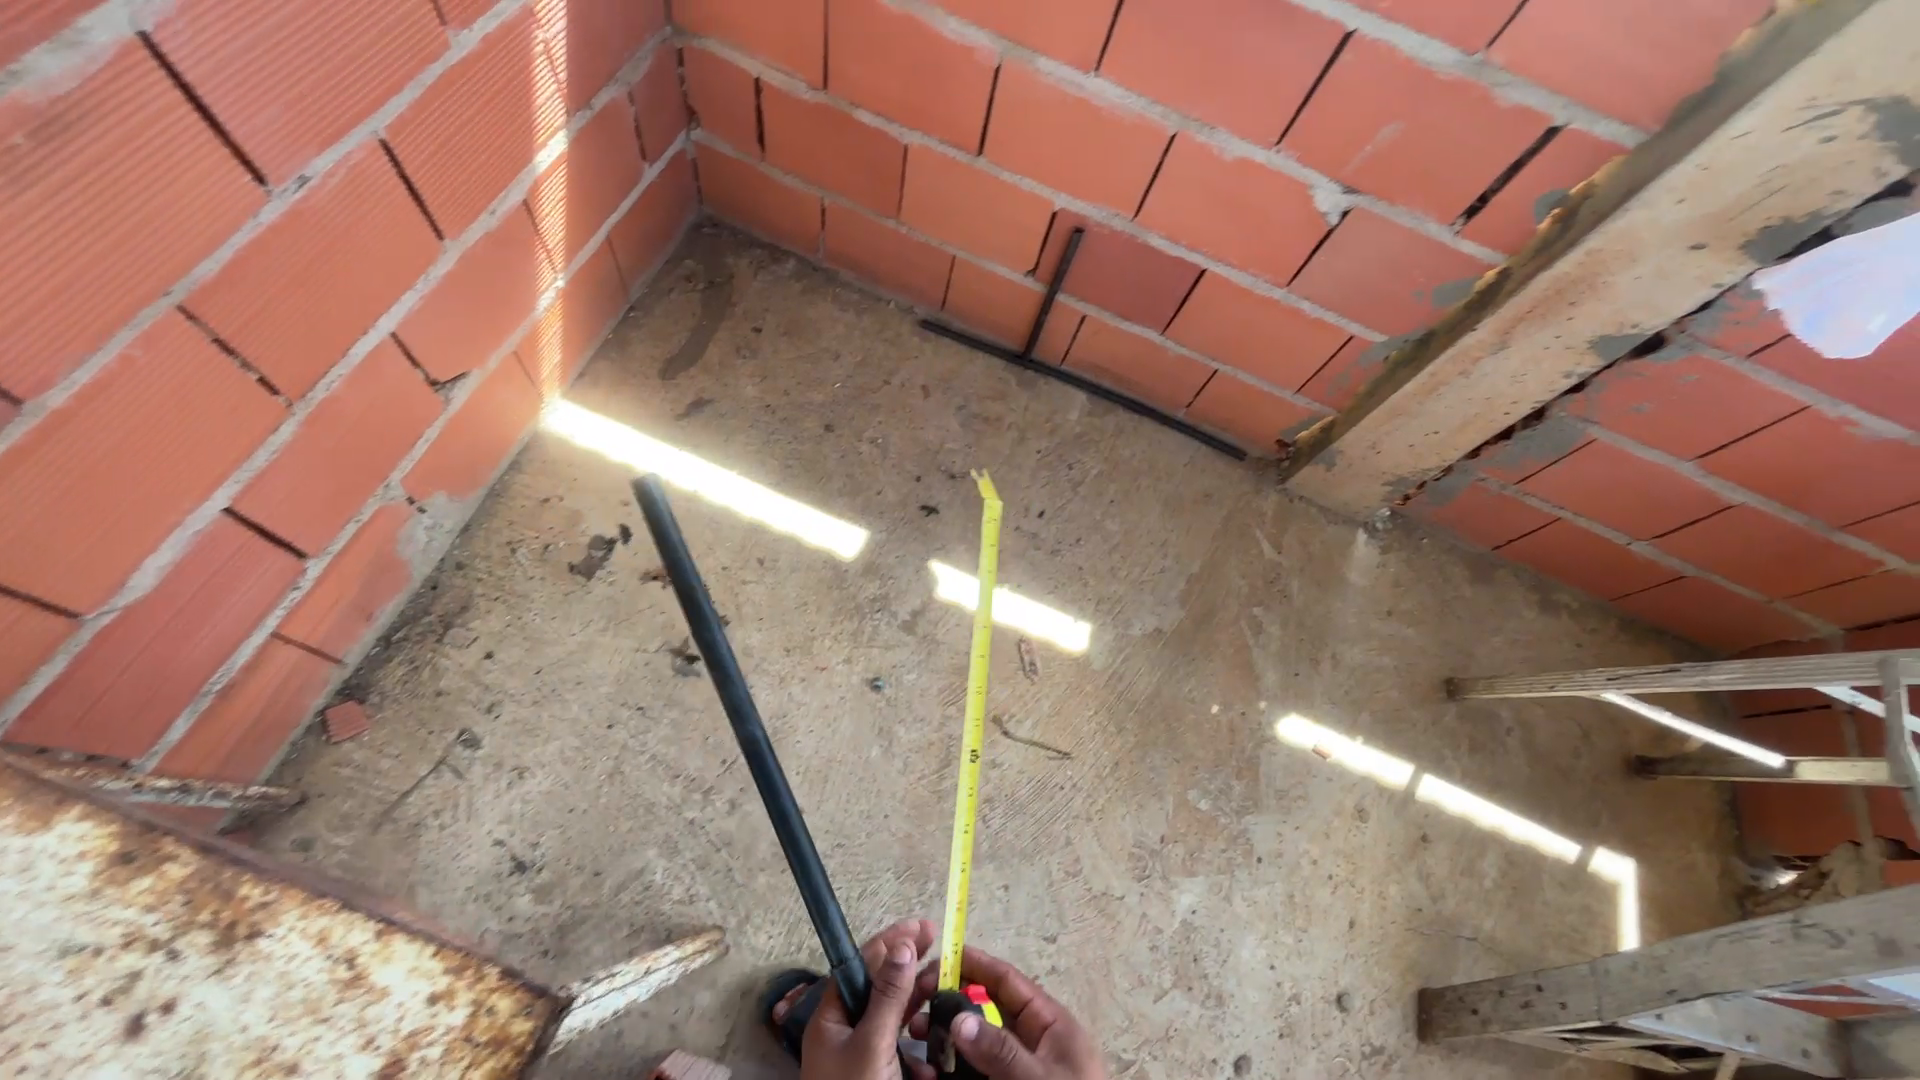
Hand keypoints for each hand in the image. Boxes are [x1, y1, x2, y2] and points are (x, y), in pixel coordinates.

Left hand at [799, 918, 938, 1079]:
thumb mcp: (872, 1043)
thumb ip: (888, 996)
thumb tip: (903, 945)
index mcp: (832, 1018)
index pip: (860, 966)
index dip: (889, 941)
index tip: (919, 925)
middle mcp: (845, 1031)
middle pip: (879, 986)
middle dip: (909, 965)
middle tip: (937, 941)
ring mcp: (862, 1053)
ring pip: (894, 1016)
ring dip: (919, 1001)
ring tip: (944, 982)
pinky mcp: (879, 1073)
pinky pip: (902, 1049)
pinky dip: (920, 1047)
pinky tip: (934, 1046)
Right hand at [911, 946, 1105, 1079]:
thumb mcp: (1040, 1079)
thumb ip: (1003, 1051)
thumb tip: (958, 1019)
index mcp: (1050, 1022)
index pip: (1007, 981)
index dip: (974, 964)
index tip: (938, 957)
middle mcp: (1033, 1040)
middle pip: (988, 1007)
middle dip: (953, 1000)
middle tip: (918, 1001)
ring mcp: (1019, 1067)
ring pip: (978, 1041)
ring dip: (949, 1035)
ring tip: (918, 1033)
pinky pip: (977, 1069)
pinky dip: (955, 1066)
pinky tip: (931, 1068)